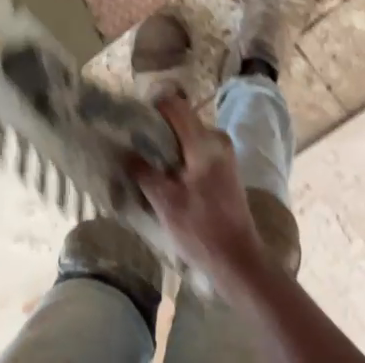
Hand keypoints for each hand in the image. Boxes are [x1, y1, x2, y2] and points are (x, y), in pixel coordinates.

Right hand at [130, 95, 269, 288]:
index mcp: (204, 142)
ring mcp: (225, 153)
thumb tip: (125, 151)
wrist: (238, 259)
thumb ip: (144, 171)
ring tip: (146, 161)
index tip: (132, 119)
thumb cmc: (200, 230)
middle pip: (181, 119)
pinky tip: (166, 174)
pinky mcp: (226, 167)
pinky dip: (181, 154)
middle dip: (157, 128)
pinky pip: (197, 148)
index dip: (152, 106)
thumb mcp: (165, 202)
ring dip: (168, 144)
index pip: (175, 105)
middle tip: (133, 144)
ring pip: (189, 135)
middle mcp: (217, 139)